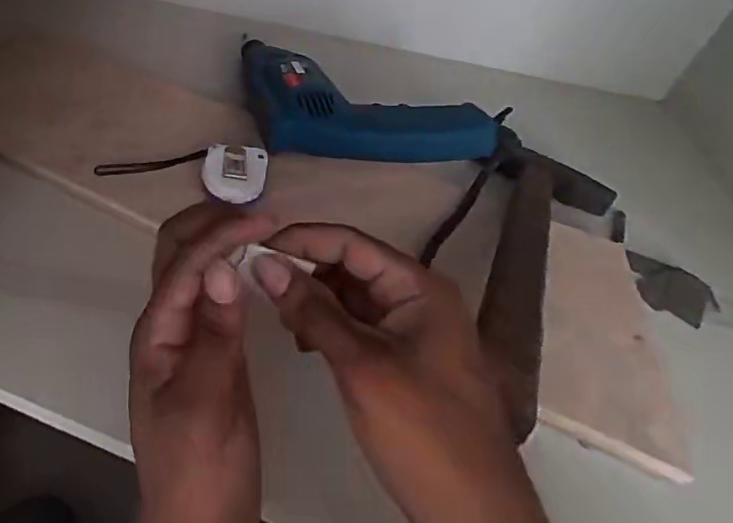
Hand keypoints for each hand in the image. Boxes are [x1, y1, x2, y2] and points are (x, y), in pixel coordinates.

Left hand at [129, 203, 278, 522]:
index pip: (184, 265)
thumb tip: (222, 268)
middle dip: (210, 222)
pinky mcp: (209, 346)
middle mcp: (165, 321)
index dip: (219, 236)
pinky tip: (254, 265)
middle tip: (258, 214)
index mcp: (156, 331)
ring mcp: (185, 332)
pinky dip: (231, 266)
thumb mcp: (206, 406)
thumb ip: (214, 337)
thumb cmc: (198, 469)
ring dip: (218, 237)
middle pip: (176, 251)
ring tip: (259, 227)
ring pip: (193, 265)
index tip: (263, 220)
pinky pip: (213, 291)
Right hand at [252, 224, 546, 522]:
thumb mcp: (359, 365)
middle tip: (261, 285)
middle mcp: (416, 297)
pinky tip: (304, 341)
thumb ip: (311, 309)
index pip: (350, 242)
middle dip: (305, 271)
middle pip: (349, 264)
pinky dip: (326, 325)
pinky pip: (355, 322)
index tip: (255, 245)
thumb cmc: (423, 433)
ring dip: (313, 299)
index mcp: (418, 287)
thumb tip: (263, 262)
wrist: (477, 520)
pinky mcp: (401, 355)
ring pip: (348, 294)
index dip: (301, 238)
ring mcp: (411, 328)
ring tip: (282, 318)